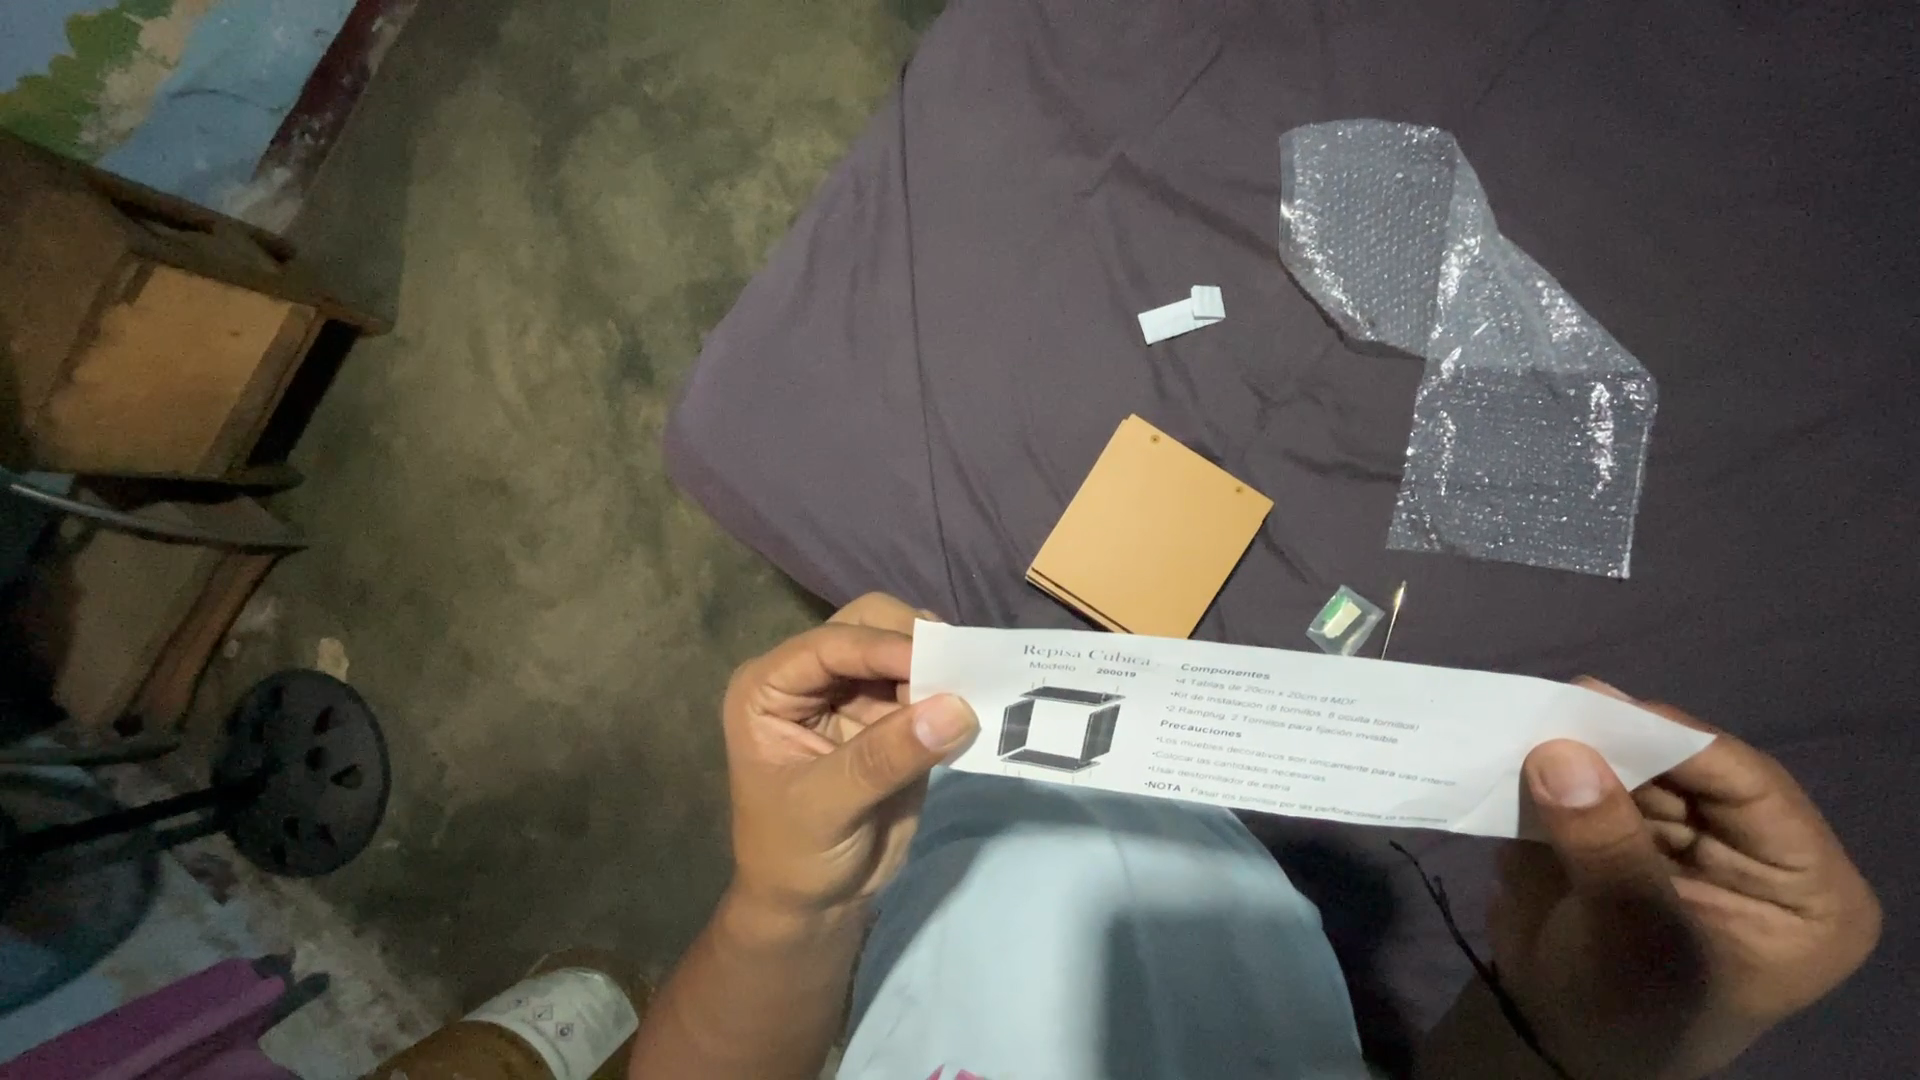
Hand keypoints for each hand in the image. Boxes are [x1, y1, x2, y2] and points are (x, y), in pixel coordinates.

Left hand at [720, 593, 977, 920]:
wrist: (817, 902)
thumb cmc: (795, 854)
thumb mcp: (827, 806)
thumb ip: (885, 756)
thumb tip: (956, 708)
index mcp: (770, 686)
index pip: (831, 645)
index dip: (884, 648)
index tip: (939, 662)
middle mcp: (810, 676)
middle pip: (868, 625)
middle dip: (913, 641)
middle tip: (958, 667)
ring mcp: (854, 690)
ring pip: (903, 645)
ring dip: (938, 660)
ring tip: (973, 683)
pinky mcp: (892, 712)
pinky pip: (927, 682)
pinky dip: (951, 686)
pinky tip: (974, 699)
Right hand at [1493, 681, 1880, 1079]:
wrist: (1553, 1030)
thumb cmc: (1627, 1008)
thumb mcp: (1631, 938)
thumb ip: (1605, 846)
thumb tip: (1558, 753)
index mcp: (1797, 884)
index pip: (1748, 786)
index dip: (1676, 740)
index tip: (1595, 703)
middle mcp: (1740, 847)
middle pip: (1682, 765)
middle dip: (1614, 737)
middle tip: (1547, 704)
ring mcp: (1666, 833)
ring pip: (1623, 764)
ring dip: (1571, 743)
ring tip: (1516, 717)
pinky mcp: (1602, 826)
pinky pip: (1577, 779)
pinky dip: (1540, 762)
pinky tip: (1505, 745)